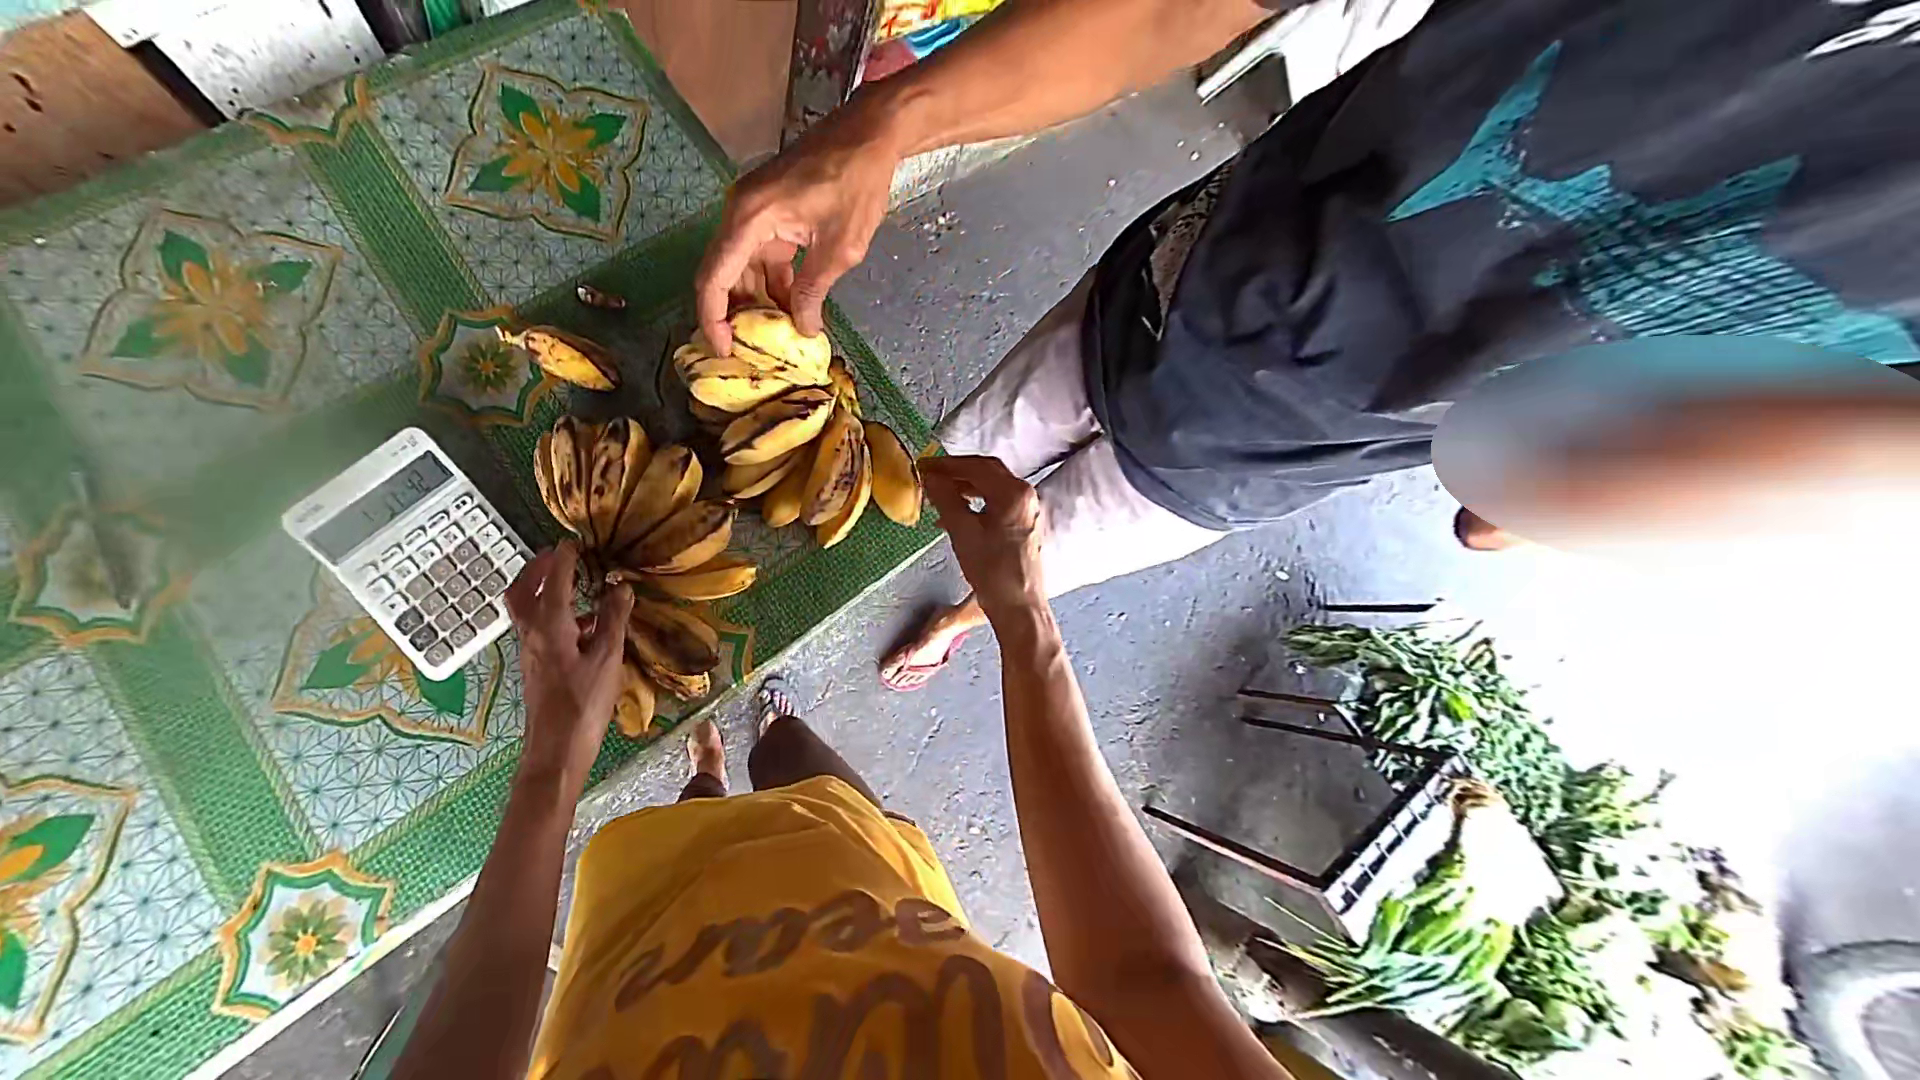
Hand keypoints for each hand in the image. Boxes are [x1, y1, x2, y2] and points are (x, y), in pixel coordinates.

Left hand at [503, 543, 633, 791]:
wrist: (556, 748)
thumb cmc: (584, 701)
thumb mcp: (607, 657)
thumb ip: (613, 619)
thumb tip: (620, 586)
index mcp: (549, 626)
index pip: (554, 581)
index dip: (564, 558)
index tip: (574, 541)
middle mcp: (533, 634)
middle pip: (522, 592)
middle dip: (538, 569)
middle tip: (559, 555)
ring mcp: (532, 651)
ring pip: (528, 610)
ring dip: (544, 589)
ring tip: (573, 582)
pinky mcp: (538, 665)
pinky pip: (540, 627)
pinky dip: (556, 613)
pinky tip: (585, 623)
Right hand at [694, 101, 901, 352]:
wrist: (870, 136)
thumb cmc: (856, 185)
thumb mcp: (839, 249)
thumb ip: (813, 291)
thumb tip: (801, 330)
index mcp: (749, 218)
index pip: (715, 276)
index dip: (713, 318)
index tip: (722, 351)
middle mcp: (742, 214)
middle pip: (725, 275)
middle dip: (736, 317)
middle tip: (750, 354)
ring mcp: (756, 215)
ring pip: (745, 270)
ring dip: (759, 304)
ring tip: (773, 341)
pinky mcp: (773, 217)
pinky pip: (764, 260)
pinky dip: (775, 287)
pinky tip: (790, 314)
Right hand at [921, 455, 1046, 620]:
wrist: (1019, 607)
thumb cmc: (992, 572)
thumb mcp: (962, 532)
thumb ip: (946, 499)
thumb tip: (930, 478)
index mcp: (1013, 494)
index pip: (977, 466)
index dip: (947, 464)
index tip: (923, 466)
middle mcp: (1026, 496)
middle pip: (987, 472)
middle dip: (957, 472)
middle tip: (929, 475)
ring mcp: (1029, 510)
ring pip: (993, 486)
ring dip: (966, 486)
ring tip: (939, 494)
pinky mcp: (1026, 524)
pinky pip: (999, 502)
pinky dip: (978, 500)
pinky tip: (958, 512)